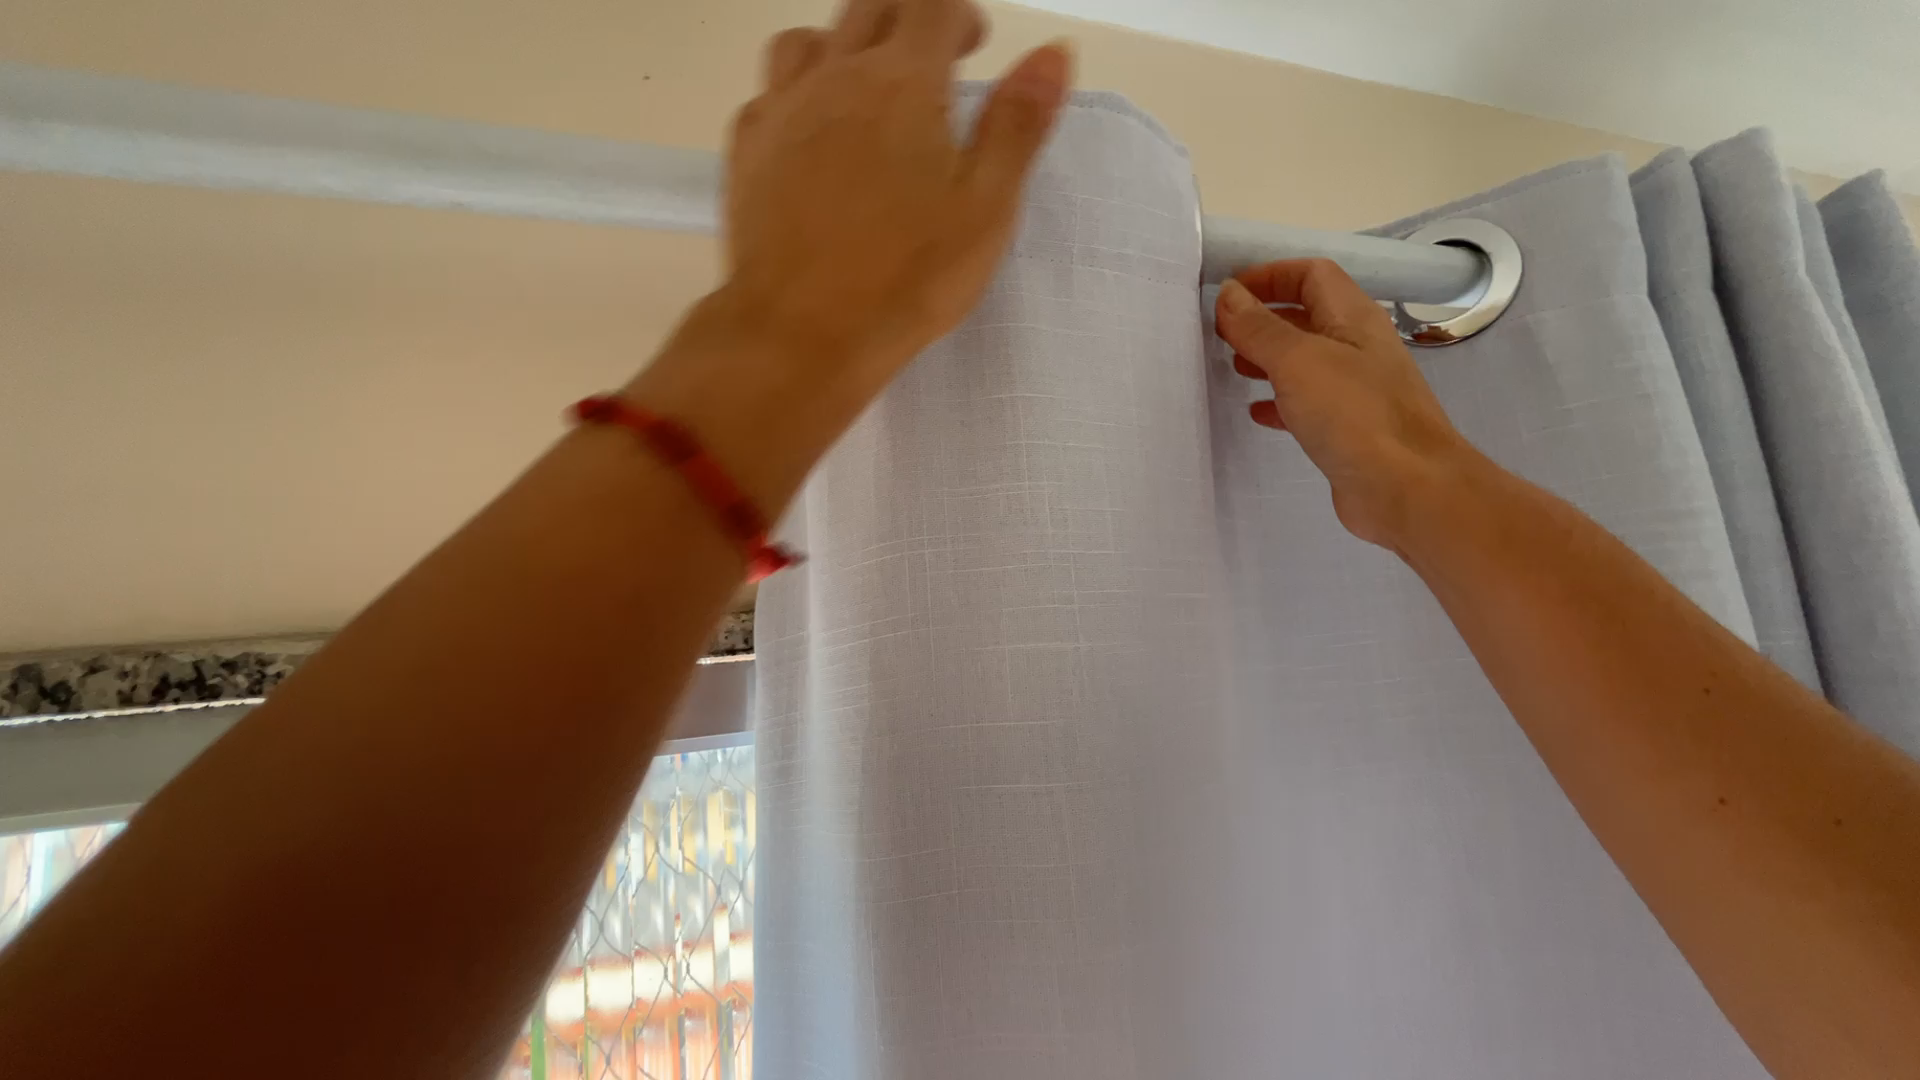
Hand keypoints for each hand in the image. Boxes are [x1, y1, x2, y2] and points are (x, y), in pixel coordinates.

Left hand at [721, 0, 1072, 395]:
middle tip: (931, 60)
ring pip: (806, 41)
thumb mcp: (986, 210)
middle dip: (908, 18)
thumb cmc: (907, 279)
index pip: (933, 6)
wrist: (803, 333)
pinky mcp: (746, 153)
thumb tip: (1052, 53)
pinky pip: (767, 94)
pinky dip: (795, 95)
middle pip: (869, 8)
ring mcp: (782, 112)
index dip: (959, 14)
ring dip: (842, 47)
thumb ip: (1018, 125)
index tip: (972, 44)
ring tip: (863, 89)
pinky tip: (809, 133)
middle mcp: (836, 78)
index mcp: (903, 83)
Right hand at [1215, 261, 1476, 551]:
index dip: (1269, 275)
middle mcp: (1357, 347)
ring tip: (1232, 367)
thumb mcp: (1298, 361)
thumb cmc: (1354, 415)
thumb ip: (1259, 328)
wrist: (1407, 488)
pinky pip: (1306, 403)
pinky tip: (1256, 412)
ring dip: (1267, 357)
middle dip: (1263, 317)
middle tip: (1221, 332)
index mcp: (1353, 318)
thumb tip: (1227, 293)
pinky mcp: (1346, 428)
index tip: (1226, 293)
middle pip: (1306, 315)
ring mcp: (1354, 390)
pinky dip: (1278, 400)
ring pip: (1303, 360)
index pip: (1311, 275)